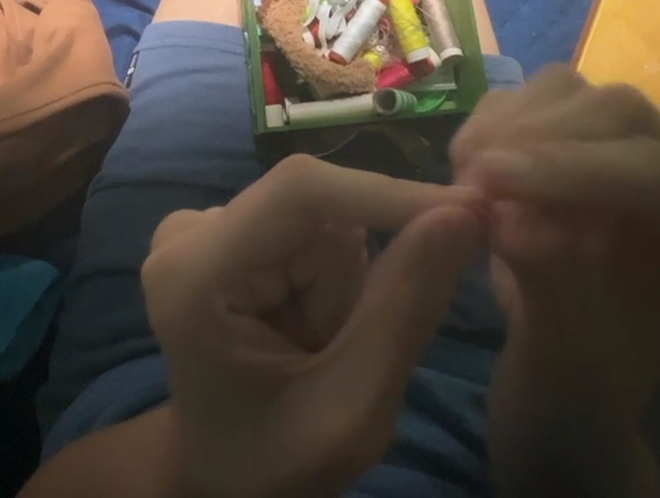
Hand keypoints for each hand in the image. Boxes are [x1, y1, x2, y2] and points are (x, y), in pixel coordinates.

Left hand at [141, 154, 483, 497]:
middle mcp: (188, 231)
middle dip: (356, 274)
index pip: (302, 191)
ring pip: (322, 220)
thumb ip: (404, 308)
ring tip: (317, 347)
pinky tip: (305, 326)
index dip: (389, 192)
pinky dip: (330, 278)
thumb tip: (462, 213)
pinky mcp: (224, 229)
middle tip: (348, 350)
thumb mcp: (351, 410)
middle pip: (317, 207)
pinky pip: (311, 229)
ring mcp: (202, 226)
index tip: (471, 210)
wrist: (223, 474)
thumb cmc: (275, 461)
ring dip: (343, 283)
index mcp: (193, 272)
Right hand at [452, 66, 659, 421]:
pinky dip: (489, 122)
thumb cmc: (576, 370)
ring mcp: (629, 137)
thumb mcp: (564, 351)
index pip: (655, 174)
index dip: (565, 169)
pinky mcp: (577, 124)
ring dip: (505, 127)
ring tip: (468, 180)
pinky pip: (528, 92)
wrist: (559, 360)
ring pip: (568, 89)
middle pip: (615, 113)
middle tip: (470, 181)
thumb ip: (551, 283)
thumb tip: (511, 220)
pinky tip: (470, 167)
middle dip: (532, 141)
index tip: (486, 181)